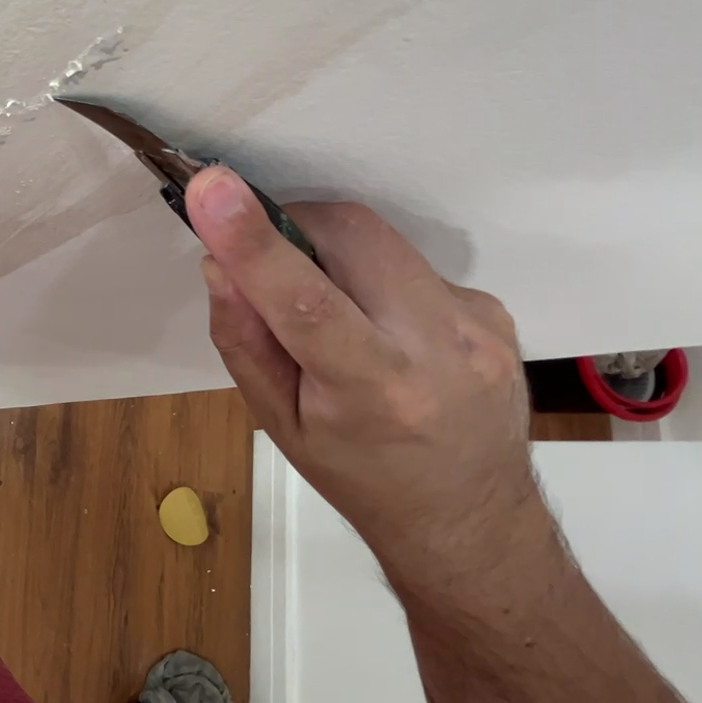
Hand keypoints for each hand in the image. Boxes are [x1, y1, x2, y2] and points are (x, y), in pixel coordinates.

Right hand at [185, 167, 535, 543]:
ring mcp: (479, 323)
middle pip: (352, 237)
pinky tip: (373, 325)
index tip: (208, 187)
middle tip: (259, 253)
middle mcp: (439, 348)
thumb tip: (220, 265)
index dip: (252, 238)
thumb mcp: (276, 421)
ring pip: (379, 240)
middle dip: (290, 223)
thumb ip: (244, 341)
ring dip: (328, 251)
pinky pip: (406, 263)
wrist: (469, 516)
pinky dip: (366, 275)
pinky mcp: (493, 307)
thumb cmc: (353, 473)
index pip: (305, 298)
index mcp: (373, 391)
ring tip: (322, 307)